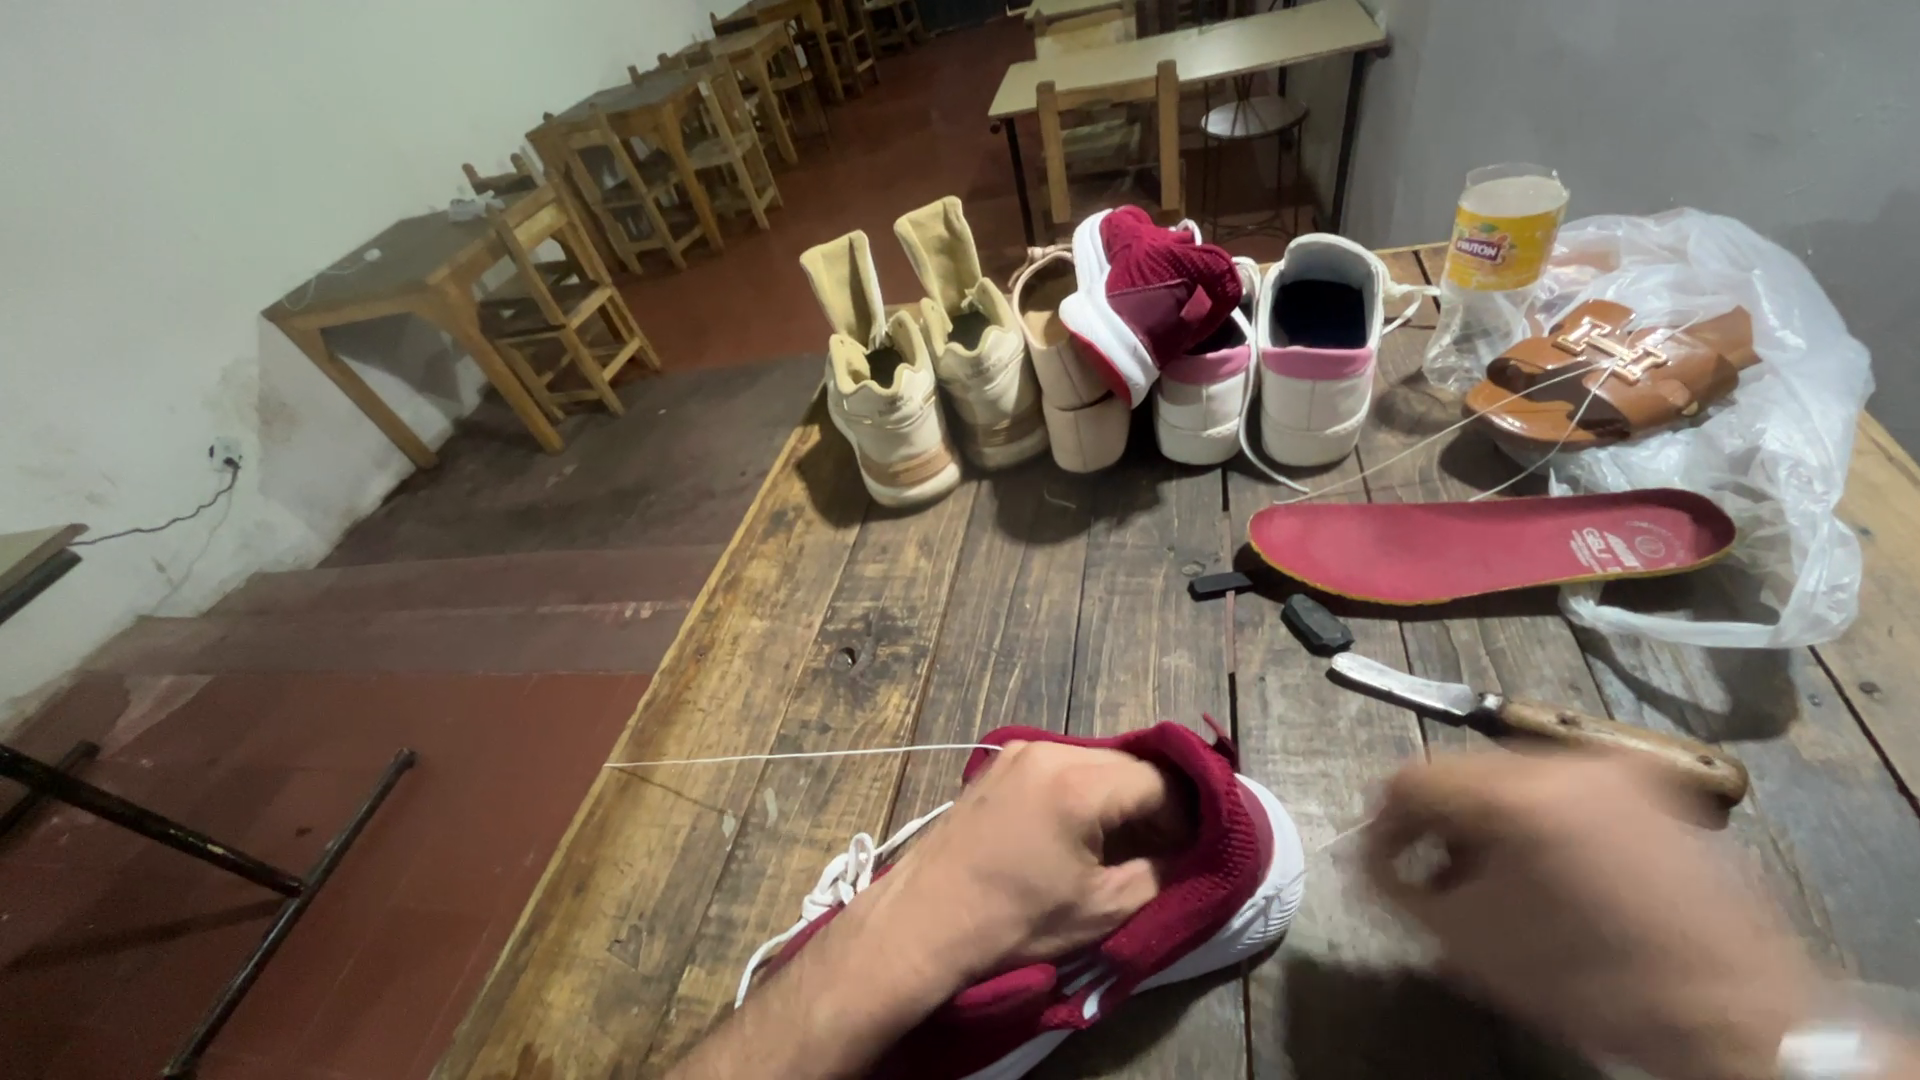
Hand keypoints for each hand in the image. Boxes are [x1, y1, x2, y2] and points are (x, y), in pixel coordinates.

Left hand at [853, 740, 1191, 994]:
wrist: (926, 918)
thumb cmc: (1014, 920)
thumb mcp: (1101, 909)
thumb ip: (1158, 873)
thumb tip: (1185, 852)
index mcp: (1078, 781)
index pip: (1158, 780)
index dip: (1184, 815)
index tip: (1188, 850)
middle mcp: (1049, 750)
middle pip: (1126, 763)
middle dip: (1152, 802)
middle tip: (1161, 847)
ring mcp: (1019, 750)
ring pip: (1094, 761)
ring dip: (1117, 795)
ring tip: (1122, 841)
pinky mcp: (999, 761)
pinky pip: (1060, 764)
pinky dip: (1082, 788)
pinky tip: (1080, 827)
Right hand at [1364, 751, 1819, 1079]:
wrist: (1745, 1023)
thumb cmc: (1591, 981)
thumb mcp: (1465, 939)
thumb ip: (1391, 887)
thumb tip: (1358, 861)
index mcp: (1512, 790)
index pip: (1408, 777)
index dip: (1381, 823)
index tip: (1380, 862)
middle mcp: (1561, 762)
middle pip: (1460, 775)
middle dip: (1436, 827)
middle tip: (1431, 876)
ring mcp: (1615, 773)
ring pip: (1511, 782)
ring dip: (1484, 825)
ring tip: (1489, 882)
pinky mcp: (1653, 795)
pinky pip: (1563, 793)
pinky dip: (1535, 824)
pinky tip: (1542, 875)